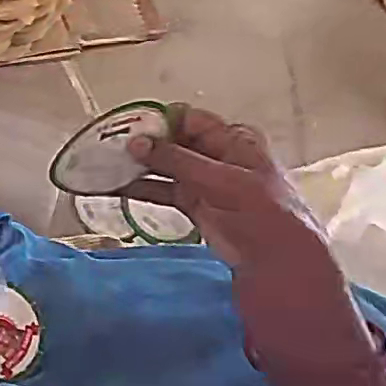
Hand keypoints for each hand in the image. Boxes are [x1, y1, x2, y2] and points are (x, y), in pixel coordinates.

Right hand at [122, 108, 377, 373]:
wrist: (280, 267)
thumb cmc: (261, 214)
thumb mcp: (220, 180)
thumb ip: (176, 160)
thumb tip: (135, 142)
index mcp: (234, 139)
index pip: (188, 119)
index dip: (157, 121)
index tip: (125, 127)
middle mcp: (218, 155)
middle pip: (173, 141)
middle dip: (143, 144)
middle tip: (108, 147)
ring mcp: (205, 181)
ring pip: (165, 166)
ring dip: (138, 166)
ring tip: (105, 166)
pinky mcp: (194, 205)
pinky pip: (163, 189)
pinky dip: (142, 188)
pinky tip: (117, 187)